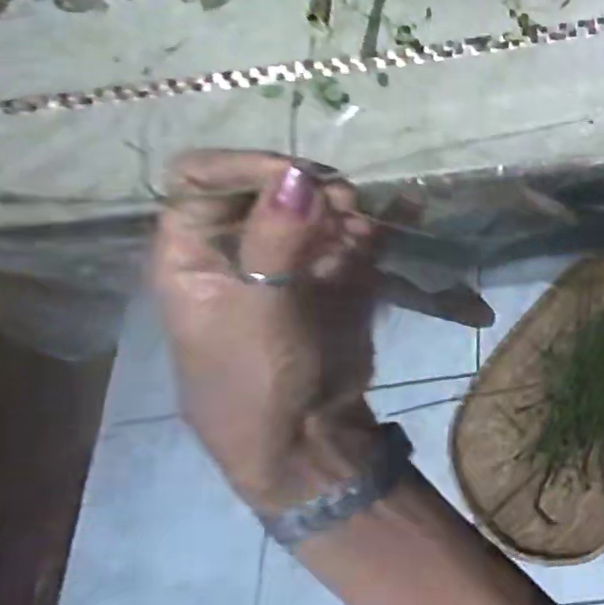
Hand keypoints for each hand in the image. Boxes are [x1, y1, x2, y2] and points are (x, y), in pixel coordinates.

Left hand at [152, 151, 381, 512]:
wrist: (305, 437)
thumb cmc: (254, 381)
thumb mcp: (257, 312)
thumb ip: (277, 241)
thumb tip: (300, 174)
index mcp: (194, 251)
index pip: (203, 179)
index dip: (247, 168)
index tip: (300, 178)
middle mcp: (243, 247)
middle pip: (272, 189)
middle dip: (311, 190)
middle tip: (349, 206)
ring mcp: (297, 263)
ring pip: (321, 212)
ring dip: (351, 210)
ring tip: (372, 230)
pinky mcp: (342, 280)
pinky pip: (362, 240)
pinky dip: (384, 225)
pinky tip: (409, 214)